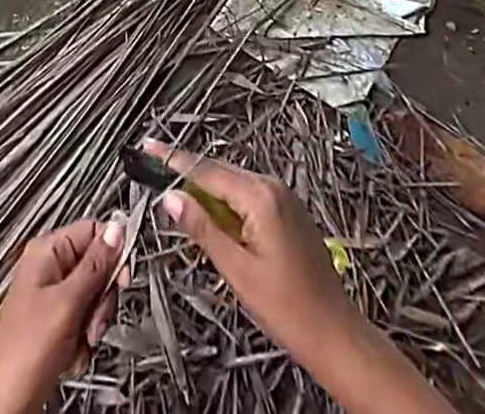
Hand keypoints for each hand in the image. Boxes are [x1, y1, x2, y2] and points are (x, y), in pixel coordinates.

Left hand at [0, 218, 123, 413]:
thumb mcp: (67, 301)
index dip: (112, 252)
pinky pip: (86, 322)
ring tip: (77, 338)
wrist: (5, 401)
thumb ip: (95, 265)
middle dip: (101, 299)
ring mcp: (53, 297)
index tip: (121, 276)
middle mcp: (49, 269)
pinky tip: (70, 352)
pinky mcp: (57, 323)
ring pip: (95, 298)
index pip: (93, 231)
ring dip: (93, 324)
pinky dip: (83, 341)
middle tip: (91, 317)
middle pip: (98, 267)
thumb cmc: (24, 351)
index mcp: (47, 251)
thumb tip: (116, 230)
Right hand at [140, 140, 357, 362]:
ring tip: (174, 196)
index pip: (205, 171)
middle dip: (184, 171)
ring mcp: (283, 197)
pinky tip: (210, 217)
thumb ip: (202, 228)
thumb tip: (171, 197)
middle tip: (152, 169)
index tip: (148, 148)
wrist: (336, 335)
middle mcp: (273, 188)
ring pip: (231, 184)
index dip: (172, 160)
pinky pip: (246, 196)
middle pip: (217, 171)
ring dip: (204, 190)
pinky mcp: (287, 211)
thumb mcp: (236, 269)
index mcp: (260, 197)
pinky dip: (224, 202)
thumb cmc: (289, 309)